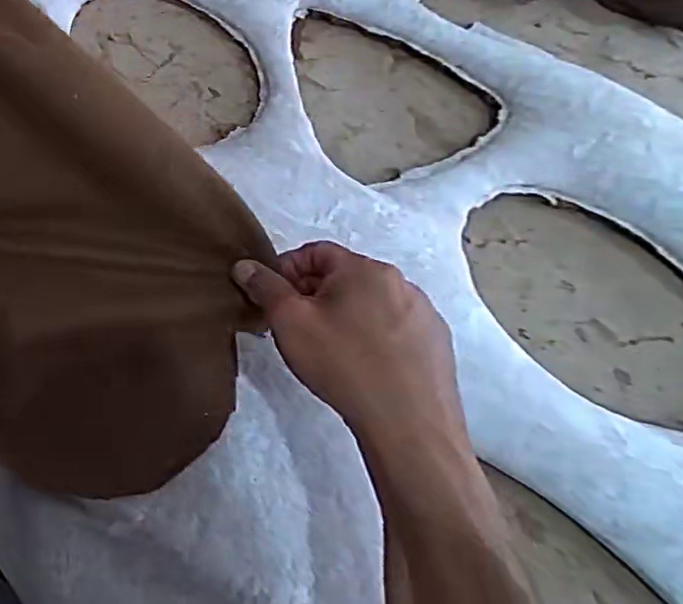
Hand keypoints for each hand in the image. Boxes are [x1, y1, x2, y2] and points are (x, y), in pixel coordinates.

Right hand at [232, 242, 463, 437]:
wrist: (410, 430)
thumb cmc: (344, 365)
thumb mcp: (289, 322)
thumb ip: (264, 287)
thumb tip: (245, 265)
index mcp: (364, 268)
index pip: (315, 252)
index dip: (287, 271)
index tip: (274, 300)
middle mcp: (400, 282)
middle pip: (343, 277)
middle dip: (314, 295)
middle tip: (297, 327)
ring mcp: (424, 314)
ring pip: (370, 303)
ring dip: (345, 316)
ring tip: (330, 351)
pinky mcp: (437, 346)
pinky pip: (395, 329)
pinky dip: (375, 338)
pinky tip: (364, 367)